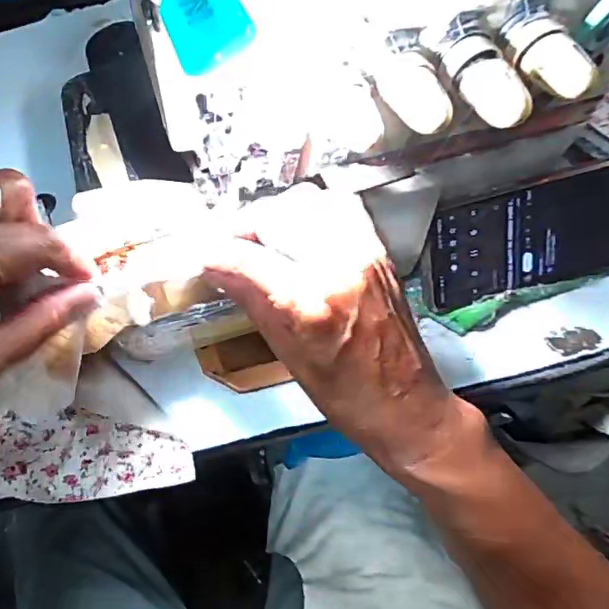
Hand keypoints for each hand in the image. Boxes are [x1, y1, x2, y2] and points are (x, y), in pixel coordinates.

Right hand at [202, 185, 479, 470]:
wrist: (407, 405)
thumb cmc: (350, 396)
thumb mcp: (285, 353)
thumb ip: (249, 298)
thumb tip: (215, 266)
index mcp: (312, 305)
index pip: (245, 256)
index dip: (214, 253)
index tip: (201, 258)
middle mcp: (341, 268)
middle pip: (274, 216)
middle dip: (241, 228)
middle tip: (225, 249)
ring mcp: (363, 253)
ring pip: (303, 202)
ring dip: (272, 216)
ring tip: (258, 241)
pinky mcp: (376, 249)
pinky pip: (334, 207)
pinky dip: (305, 212)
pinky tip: (293, 235)